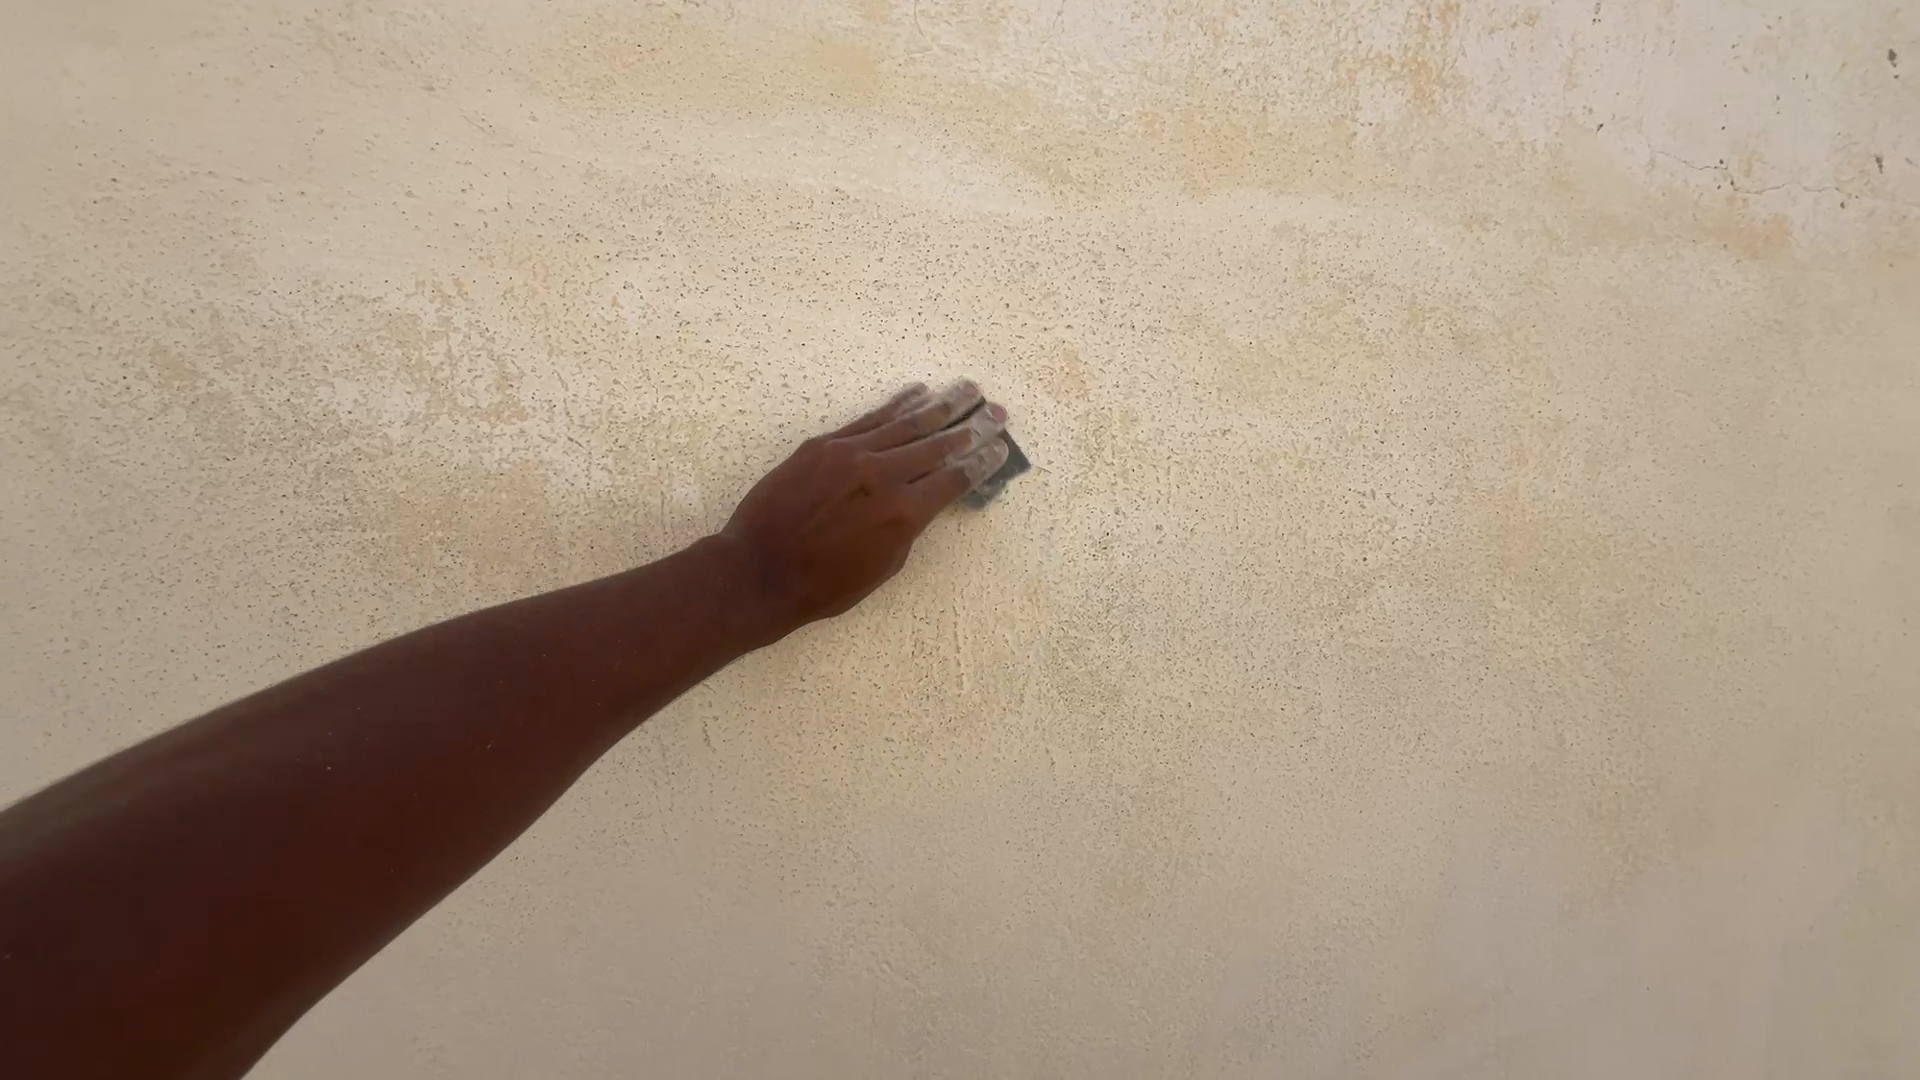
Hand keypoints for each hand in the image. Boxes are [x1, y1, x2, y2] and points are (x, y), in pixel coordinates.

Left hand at [719, 380, 1010, 632]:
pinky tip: (916, 393)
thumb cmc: (824, 585)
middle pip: (940, 443)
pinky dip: (896, 404)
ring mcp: (853, 454)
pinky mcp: (824, 445)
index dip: (984, 460)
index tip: (1001, 446)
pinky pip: (869, 418)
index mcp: (906, 514)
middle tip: (998, 412)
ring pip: (908, 422)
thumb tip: (920, 500)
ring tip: (967, 389)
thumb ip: (908, 528)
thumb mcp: (884, 567)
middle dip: (974, 427)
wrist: (759, 571)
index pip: (957, 478)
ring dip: (942, 404)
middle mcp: (885, 476)